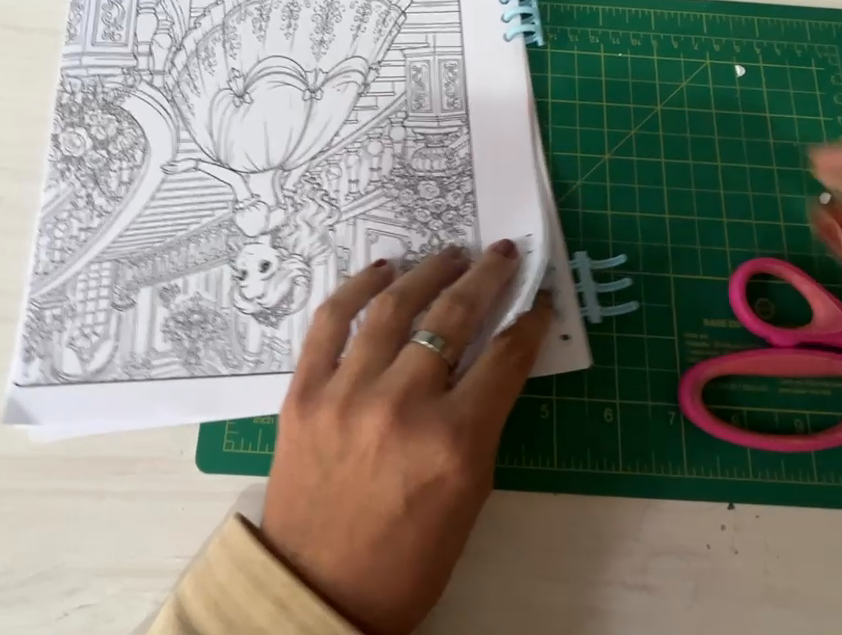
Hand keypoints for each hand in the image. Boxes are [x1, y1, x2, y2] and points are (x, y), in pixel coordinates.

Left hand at [258, 243, 551, 634]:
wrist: (320, 587)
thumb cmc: (410, 554)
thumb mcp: (470, 491)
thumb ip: (483, 418)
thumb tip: (495, 353)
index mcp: (454, 443)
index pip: (504, 358)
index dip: (528, 321)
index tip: (538, 299)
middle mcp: (401, 406)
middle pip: (452, 318)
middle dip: (485, 278)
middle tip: (500, 253)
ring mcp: (346, 393)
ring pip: (392, 307)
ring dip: (428, 272)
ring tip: (450, 254)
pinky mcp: (303, 391)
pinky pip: (330, 321)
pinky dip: (357, 287)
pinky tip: (383, 269)